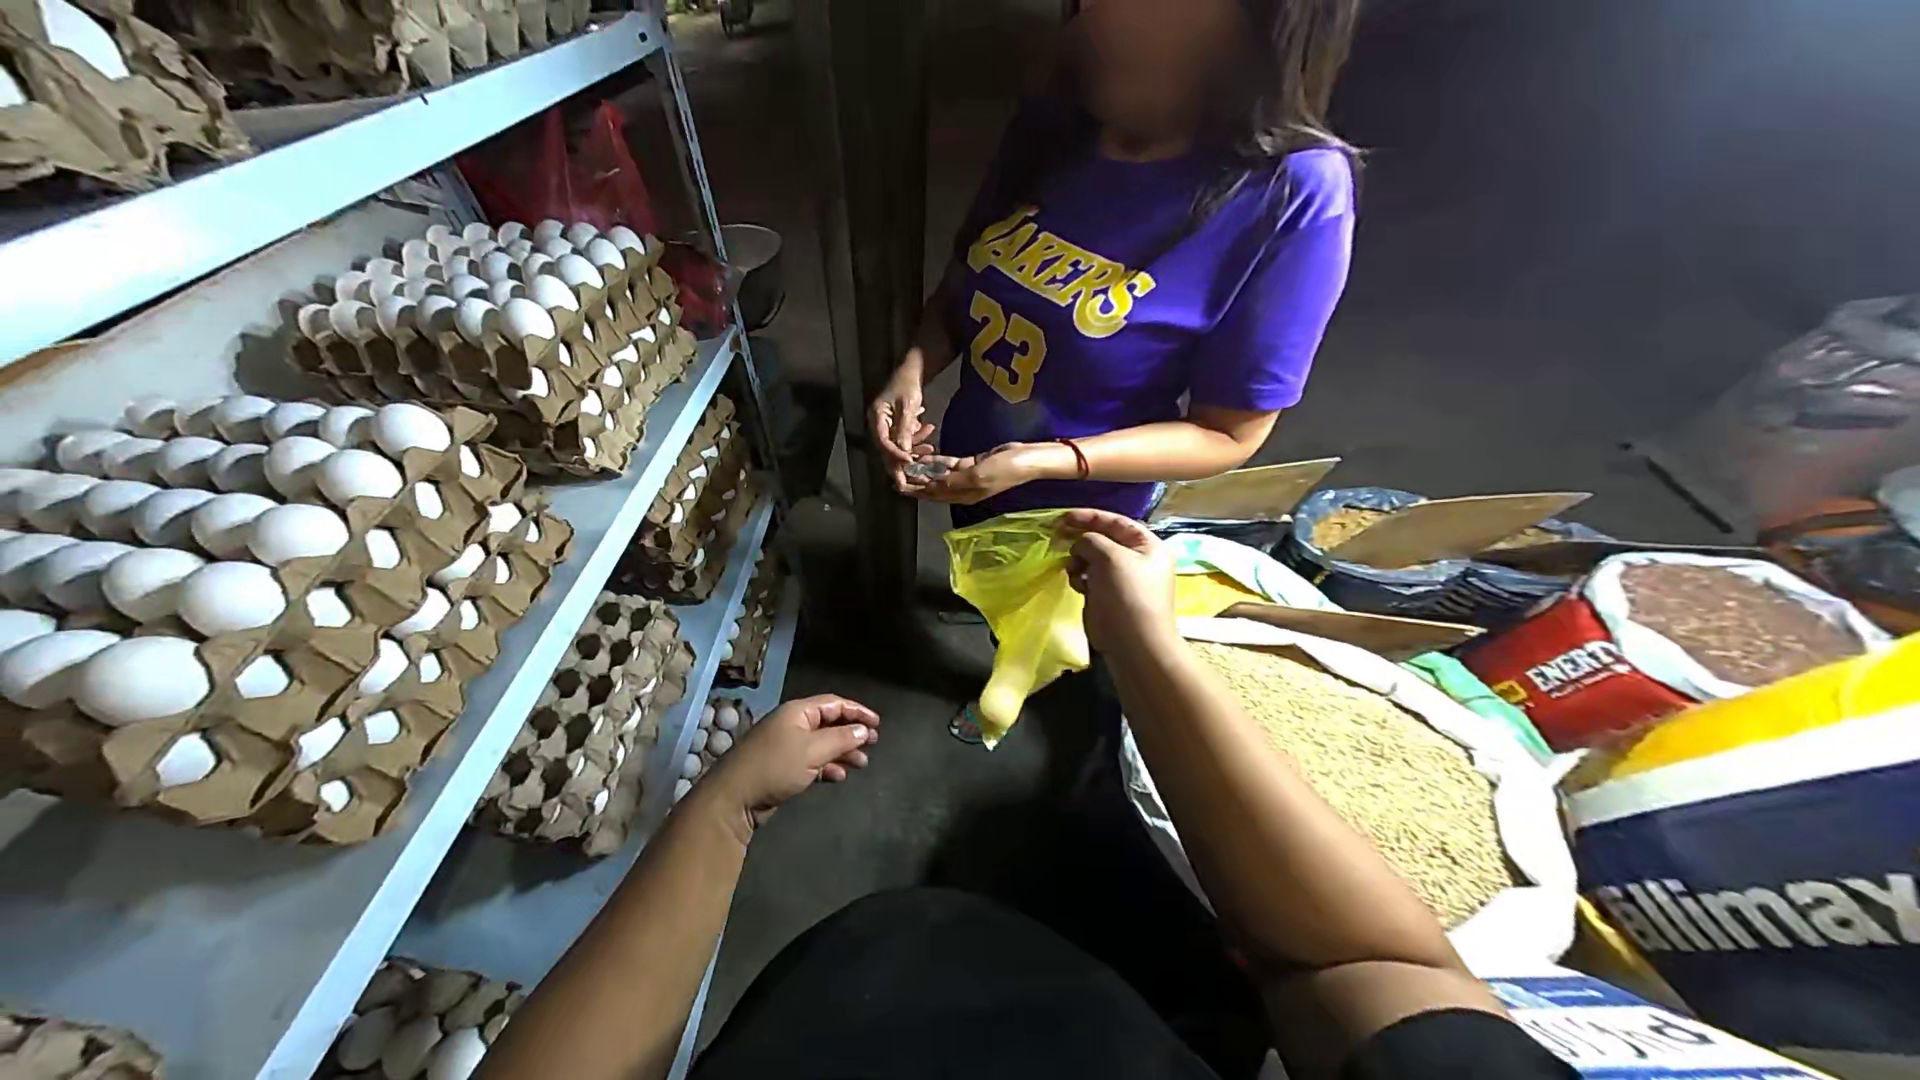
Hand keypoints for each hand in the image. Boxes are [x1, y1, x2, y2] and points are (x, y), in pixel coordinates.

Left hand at [700, 695, 879, 841]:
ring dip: (842, 752)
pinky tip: (839, 776)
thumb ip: (841, 739)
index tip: (877, 724)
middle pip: (829, 723)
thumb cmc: (775, 767)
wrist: (733, 798)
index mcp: (798, 712)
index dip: (857, 711)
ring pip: (822, 744)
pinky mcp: (782, 767)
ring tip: (861, 764)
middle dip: (852, 733)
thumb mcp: (812, 751)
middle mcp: (792, 724)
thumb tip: (863, 730)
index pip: (834, 704)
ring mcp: (786, 746)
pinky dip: (827, 766)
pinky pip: (812, 761)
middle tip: (873, 744)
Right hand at [869, 353, 935, 492]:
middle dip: (901, 463)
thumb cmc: (907, 382)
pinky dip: (917, 438)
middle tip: (911, 481)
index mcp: (876, 417)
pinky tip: (929, 429)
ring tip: (930, 447)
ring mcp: (887, 425)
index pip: (882, 442)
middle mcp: (878, 423)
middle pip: (887, 449)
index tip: (909, 461)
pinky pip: (905, 438)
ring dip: (914, 448)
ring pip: (898, 446)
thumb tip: (904, 451)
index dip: (895, 454)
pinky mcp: (896, 425)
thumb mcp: (908, 405)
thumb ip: (905, 428)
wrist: (911, 370)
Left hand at [907, 441, 1072, 504]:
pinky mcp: (972, 464)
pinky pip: (950, 465)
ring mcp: (968, 477)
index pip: (933, 495)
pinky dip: (938, 462)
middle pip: (933, 487)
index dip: (915, 491)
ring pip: (940, 475)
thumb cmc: (1005, 469)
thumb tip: (931, 485)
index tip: (896, 485)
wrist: (1028, 459)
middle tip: (895, 473)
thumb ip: (952, 481)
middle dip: (915, 482)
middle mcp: (962, 489)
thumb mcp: (976, 476)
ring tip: (906, 464)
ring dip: (924, 471)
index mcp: (963, 496)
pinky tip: (925, 457)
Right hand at [1058, 509, 1177, 655]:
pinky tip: (1078, 585)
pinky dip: (1080, 577)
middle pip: (1104, 539)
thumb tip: (1080, 545)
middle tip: (1057, 537)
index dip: (1090, 517)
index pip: (1116, 522)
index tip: (1064, 518)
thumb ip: (1091, 540)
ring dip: (1078, 560)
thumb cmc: (1127, 595)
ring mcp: (1122, 579)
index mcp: (1147, 546)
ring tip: (1072, 569)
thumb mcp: (1110, 557)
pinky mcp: (1108, 596)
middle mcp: (1137, 560)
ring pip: (1093, 559)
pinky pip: (1089, 577)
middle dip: (1081, 539)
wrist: (1133, 644)